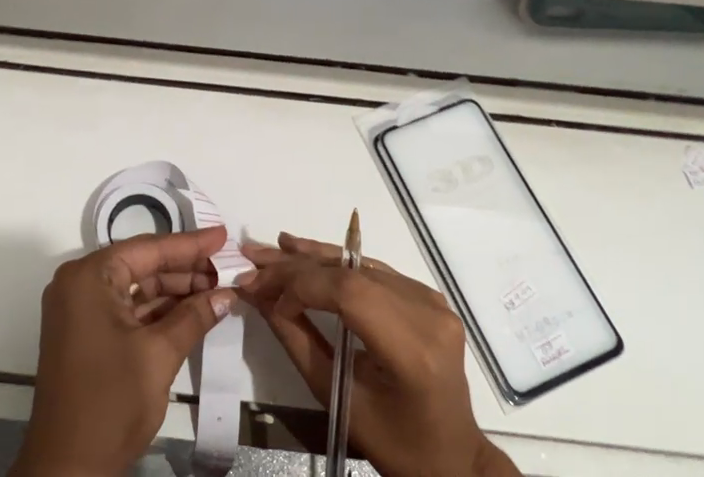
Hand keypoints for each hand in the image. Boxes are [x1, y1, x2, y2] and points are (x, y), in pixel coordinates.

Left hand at [11, 227, 237, 476]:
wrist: (68, 466)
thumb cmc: (111, 401)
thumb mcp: (160, 354)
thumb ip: (194, 316)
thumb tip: (227, 293)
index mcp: (88, 278)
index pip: (147, 249)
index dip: (190, 244)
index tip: (224, 237)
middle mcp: (79, 285)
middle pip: (141, 265)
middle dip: (185, 269)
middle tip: (227, 269)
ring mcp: (80, 311)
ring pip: (136, 288)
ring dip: (175, 291)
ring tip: (218, 290)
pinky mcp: (86, 334)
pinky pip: (127, 309)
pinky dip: (159, 311)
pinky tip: (194, 311)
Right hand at [237, 234, 519, 476]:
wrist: (450, 455)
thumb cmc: (393, 441)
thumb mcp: (338, 396)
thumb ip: (297, 341)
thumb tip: (257, 296)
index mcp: (412, 350)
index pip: (348, 293)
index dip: (301, 287)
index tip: (265, 299)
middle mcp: (428, 314)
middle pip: (352, 272)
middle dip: (297, 266)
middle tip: (253, 261)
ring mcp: (432, 301)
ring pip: (361, 264)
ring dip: (313, 256)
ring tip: (272, 248)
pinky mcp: (428, 297)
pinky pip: (375, 271)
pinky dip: (338, 264)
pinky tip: (307, 253)